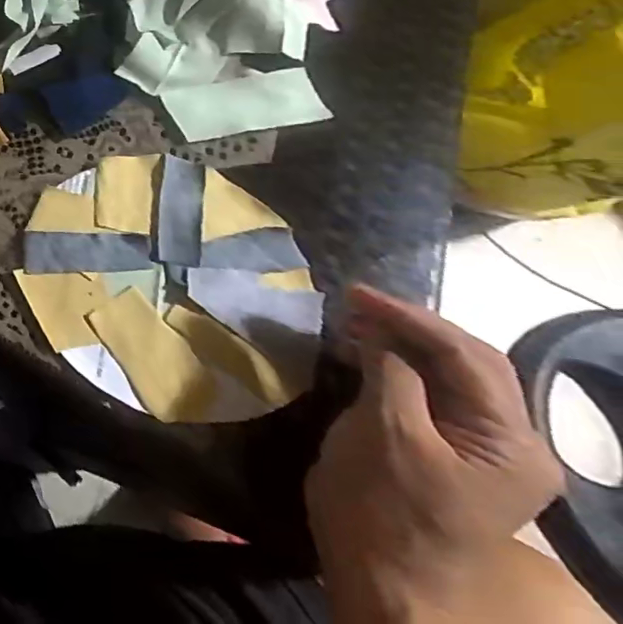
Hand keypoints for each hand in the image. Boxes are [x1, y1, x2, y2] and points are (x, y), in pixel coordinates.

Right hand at [306, 285, 564, 620]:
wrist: (383, 571)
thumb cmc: (384, 502)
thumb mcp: (385, 432)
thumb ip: (391, 376)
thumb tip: (377, 330)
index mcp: (512, 443)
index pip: (470, 358)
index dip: (412, 318)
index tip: (354, 293)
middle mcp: (513, 444)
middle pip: (472, 365)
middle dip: (413, 326)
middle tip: (352, 302)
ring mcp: (483, 451)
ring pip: (453, 378)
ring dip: (405, 344)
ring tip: (352, 322)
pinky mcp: (449, 454)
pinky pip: (433, 396)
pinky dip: (398, 367)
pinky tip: (364, 355)